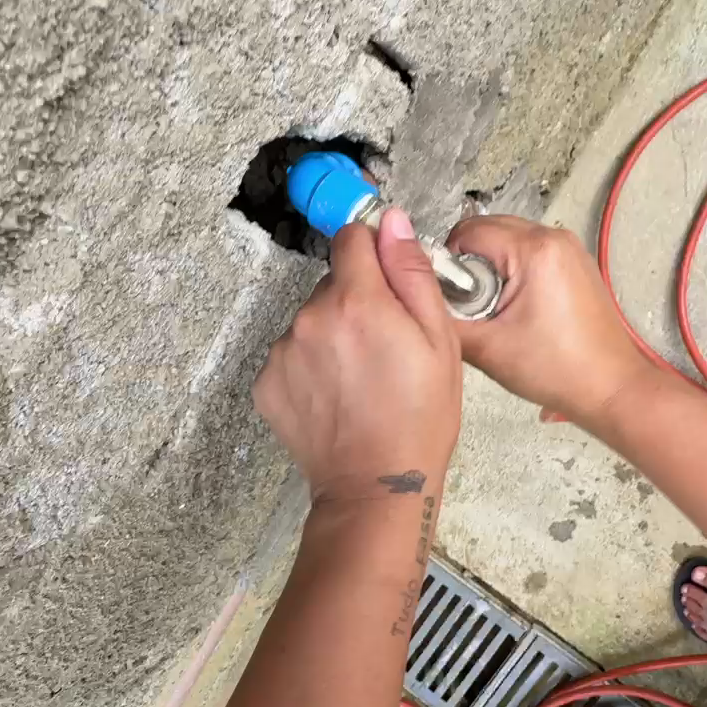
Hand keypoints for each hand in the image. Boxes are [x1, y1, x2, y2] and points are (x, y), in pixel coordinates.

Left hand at [254, 208, 462, 503]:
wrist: (376, 486)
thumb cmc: (419, 417)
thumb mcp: (439, 340)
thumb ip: (411, 271)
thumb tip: (389, 221)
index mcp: (357, 300)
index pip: (351, 238)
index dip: (373, 253)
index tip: (387, 281)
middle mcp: (310, 317)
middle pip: (332, 284)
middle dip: (357, 302)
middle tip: (384, 348)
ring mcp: (283, 351)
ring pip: (311, 321)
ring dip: (332, 336)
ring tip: (360, 379)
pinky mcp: (267, 382)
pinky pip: (292, 354)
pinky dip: (311, 367)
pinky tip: (336, 397)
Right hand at [444, 216, 655, 425]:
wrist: (611, 388)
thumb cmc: (561, 371)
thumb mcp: (489, 349)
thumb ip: (446, 320)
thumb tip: (418, 301)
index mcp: (535, 251)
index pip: (468, 233)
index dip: (449, 263)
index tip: (451, 297)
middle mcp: (555, 238)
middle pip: (488, 230)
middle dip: (470, 264)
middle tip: (470, 306)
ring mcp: (569, 249)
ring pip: (508, 242)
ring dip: (490, 269)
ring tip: (493, 312)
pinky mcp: (575, 264)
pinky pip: (529, 254)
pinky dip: (513, 274)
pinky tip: (514, 311)